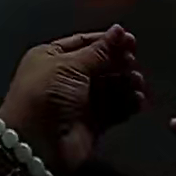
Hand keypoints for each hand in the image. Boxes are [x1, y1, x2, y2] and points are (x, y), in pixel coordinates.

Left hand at [0, 25, 144, 174]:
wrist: (37, 145)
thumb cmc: (47, 94)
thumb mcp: (70, 67)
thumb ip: (99, 51)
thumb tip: (119, 30)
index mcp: (53, 56)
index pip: (84, 43)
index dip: (107, 41)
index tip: (130, 40)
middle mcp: (66, 76)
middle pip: (99, 64)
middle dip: (118, 61)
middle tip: (134, 62)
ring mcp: (80, 100)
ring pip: (109, 86)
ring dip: (125, 82)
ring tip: (138, 81)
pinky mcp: (93, 123)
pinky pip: (114, 108)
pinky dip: (127, 103)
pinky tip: (138, 99)